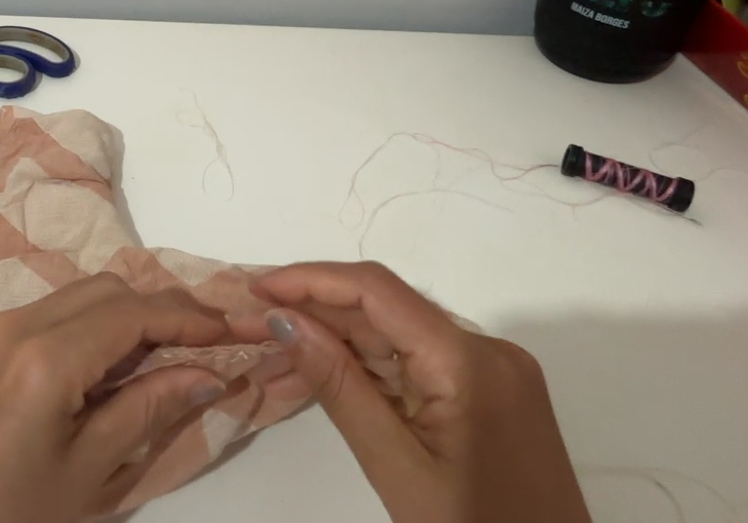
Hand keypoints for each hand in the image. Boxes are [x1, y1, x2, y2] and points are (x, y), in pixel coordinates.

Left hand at [0, 273, 229, 522]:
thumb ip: (147, 410)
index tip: (231, 329)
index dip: (186, 318)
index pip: (131, 313)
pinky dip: (95, 322)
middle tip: (207, 341)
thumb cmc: (10, 514)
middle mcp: (20, 323)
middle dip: (161, 307)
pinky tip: (118, 358)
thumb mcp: (88, 471)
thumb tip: (205, 373)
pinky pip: (56, 311)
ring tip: (172, 350)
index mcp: (46, 356)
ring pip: (81, 294)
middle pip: (107, 289)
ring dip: (128, 311)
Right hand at [245, 261, 590, 522]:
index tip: (257, 290)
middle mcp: (488, 349)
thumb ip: (338, 385)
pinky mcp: (492, 392)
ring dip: (337, 332)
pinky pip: (417, 357)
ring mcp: (494, 371)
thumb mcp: (396, 468)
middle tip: (253, 319)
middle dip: (314, 307)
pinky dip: (369, 360)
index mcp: (470, 361)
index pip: (376, 290)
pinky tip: (326, 365)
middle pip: (385, 307)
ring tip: (277, 339)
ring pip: (398, 330)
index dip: (310, 279)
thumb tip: (283, 317)